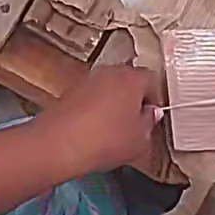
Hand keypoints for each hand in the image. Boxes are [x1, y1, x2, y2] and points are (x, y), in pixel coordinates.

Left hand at [33, 64, 158, 174]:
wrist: (58, 143)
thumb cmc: (107, 140)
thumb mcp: (139, 139)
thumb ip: (149, 123)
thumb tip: (150, 113)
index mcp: (133, 78)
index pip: (153, 80)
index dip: (156, 98)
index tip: (154, 117)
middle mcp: (110, 71)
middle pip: (129, 79)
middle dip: (135, 97)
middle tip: (136, 121)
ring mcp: (87, 79)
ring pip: (109, 86)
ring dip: (114, 101)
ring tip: (115, 127)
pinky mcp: (69, 91)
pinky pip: (91, 95)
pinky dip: (96, 107)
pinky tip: (95, 128)